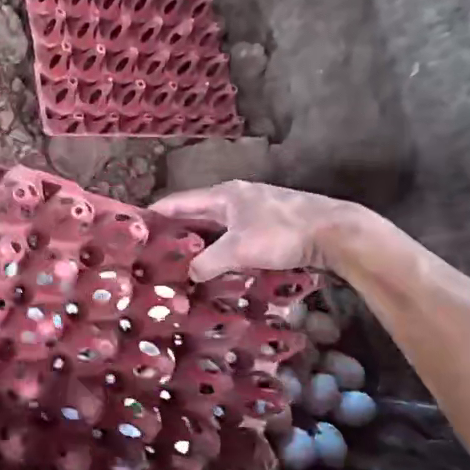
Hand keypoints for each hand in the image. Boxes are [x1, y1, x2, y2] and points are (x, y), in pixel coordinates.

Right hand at [150, 181, 365, 280]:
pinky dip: (219, 246)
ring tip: (180, 259)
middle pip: (196, 213)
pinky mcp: (269, 224)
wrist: (333, 232)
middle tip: (155, 249)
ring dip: (199, 240)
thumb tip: (190, 274)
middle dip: (176, 230)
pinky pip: (232, 234)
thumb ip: (208, 262)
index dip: (156, 213)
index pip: (179, 202)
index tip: (136, 225)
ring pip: (216, 225)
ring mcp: (253, 210)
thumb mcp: (238, 250)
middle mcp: (235, 197)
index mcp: (223, 195)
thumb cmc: (281, 234)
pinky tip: (216, 262)